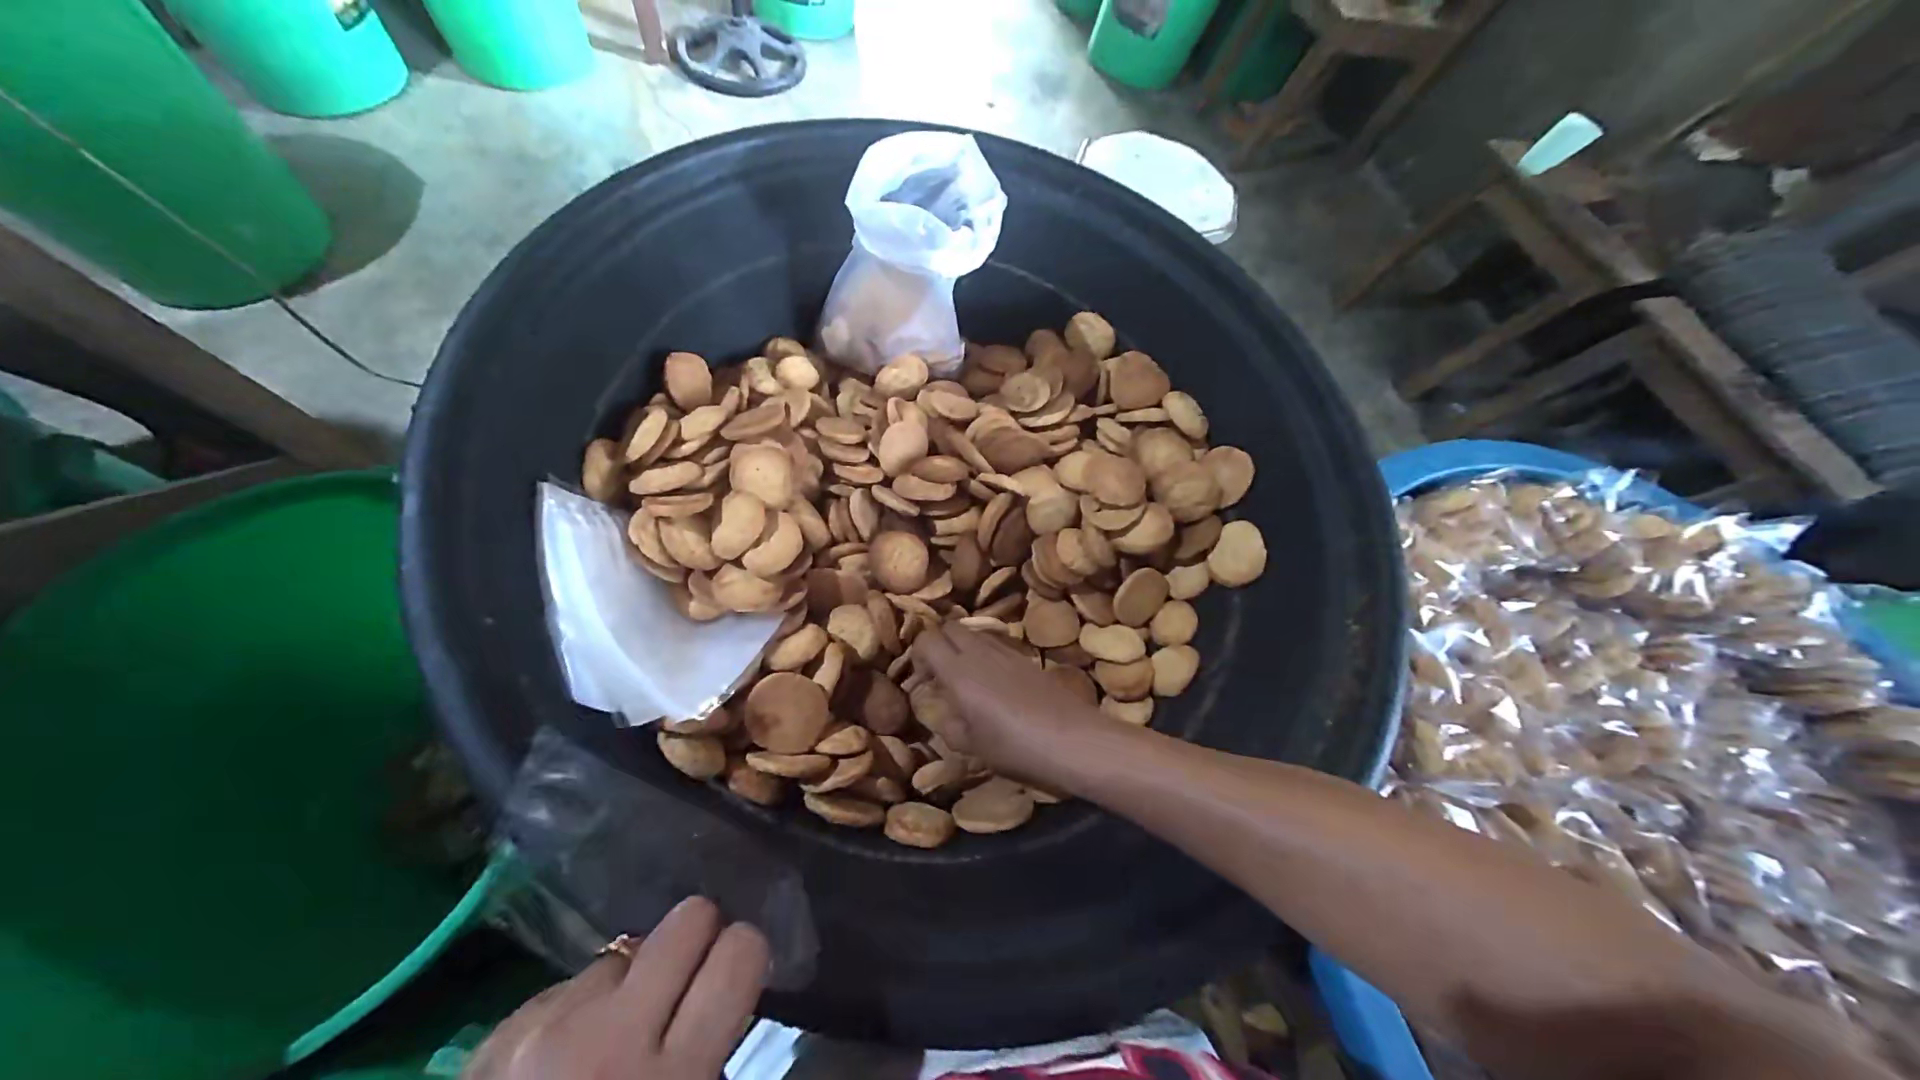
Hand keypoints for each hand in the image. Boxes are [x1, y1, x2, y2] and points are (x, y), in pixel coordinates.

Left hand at [463, 897, 767, 1079]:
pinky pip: (566, 987)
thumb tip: (732, 989)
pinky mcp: (497, 1034)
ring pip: (623, 952)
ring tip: (611, 1039)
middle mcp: (611, 1036)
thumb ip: (712, 1058)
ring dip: (627, 986)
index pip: (740, 952)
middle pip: (688, 919)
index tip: (733, 975)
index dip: (743, 954)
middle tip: (687, 981)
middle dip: (697, 939)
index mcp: (672, 1078)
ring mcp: (546, 1028)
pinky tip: (562, 1062)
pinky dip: (577, 1012)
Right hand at [910, 624, 1111, 783]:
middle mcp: (980, 653)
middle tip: (940, 675)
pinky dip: (986, 655)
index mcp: (959, 672)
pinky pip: (997, 645)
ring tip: (967, 681)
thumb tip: (942, 710)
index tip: (922, 679)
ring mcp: (1008, 652)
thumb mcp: (971, 746)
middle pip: (950, 626)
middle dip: (939, 643)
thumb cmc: (1015, 748)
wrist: (1074, 741)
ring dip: (963, 648)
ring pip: (975, 633)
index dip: (917, 654)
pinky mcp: (1028, 659)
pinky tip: (995, 685)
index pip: (927, 639)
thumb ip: (948, 724)